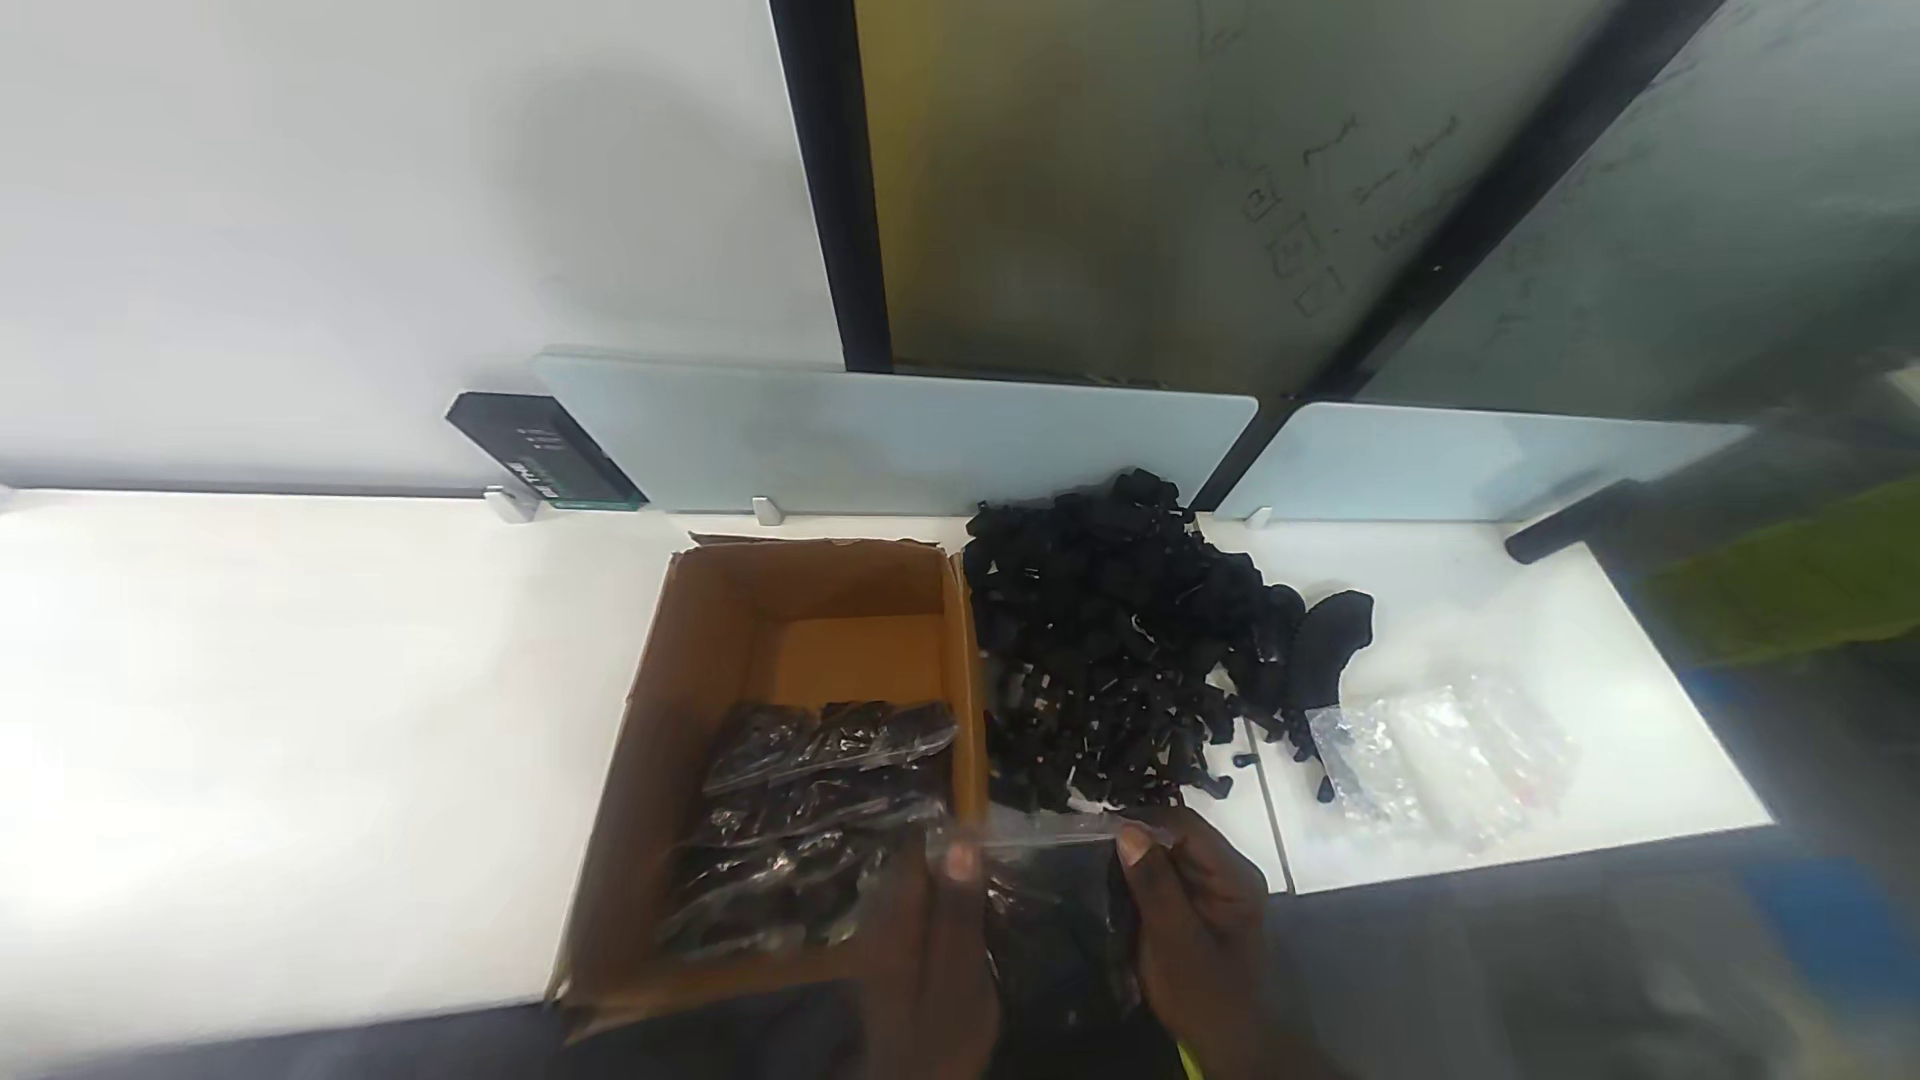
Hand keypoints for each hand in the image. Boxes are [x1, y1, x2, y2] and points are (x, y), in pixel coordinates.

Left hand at [857, 837, 998, 1079]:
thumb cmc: (940, 1038)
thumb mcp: (960, 978)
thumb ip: (959, 911)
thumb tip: (961, 842)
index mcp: (892, 915)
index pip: (918, 847)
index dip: (952, 835)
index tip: (985, 833)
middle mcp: (877, 912)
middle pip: (916, 860)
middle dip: (952, 854)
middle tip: (991, 865)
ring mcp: (878, 928)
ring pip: (917, 880)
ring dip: (947, 877)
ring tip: (982, 888)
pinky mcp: (887, 944)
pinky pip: (916, 902)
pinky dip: (939, 900)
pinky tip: (960, 915)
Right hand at [1116, 807, 1269, 1079]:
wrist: (1232, 1055)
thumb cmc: (1210, 1001)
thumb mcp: (1178, 944)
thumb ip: (1155, 885)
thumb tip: (1126, 829)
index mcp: (1234, 875)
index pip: (1185, 824)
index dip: (1144, 820)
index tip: (1101, 828)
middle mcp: (1225, 870)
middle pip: (1175, 831)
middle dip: (1135, 833)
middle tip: (1089, 840)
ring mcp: (1210, 885)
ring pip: (1165, 847)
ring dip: (1133, 850)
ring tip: (1093, 853)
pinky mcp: (1193, 899)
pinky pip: (1162, 869)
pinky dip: (1137, 870)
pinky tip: (1111, 875)